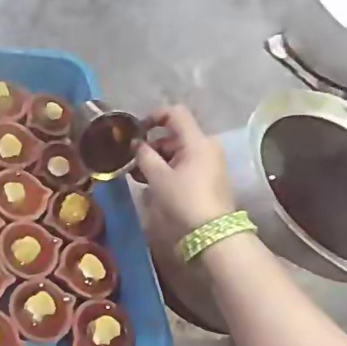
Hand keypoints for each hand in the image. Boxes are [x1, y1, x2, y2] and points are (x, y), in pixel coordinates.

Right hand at [135, 105, 237, 240]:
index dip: (154, 116)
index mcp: (197, 140)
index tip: (137, 131)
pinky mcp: (209, 177)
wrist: (212, 233)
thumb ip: (144, 156)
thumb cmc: (184, 200)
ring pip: (180, 150)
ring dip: (159, 158)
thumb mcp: (158, 177)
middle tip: (133, 160)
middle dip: (153, 144)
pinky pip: (187, 163)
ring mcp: (210, 162)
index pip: (175, 113)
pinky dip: (170, 167)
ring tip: (140, 175)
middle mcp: (207, 146)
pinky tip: (154, 182)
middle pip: (176, 134)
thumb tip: (137, 144)